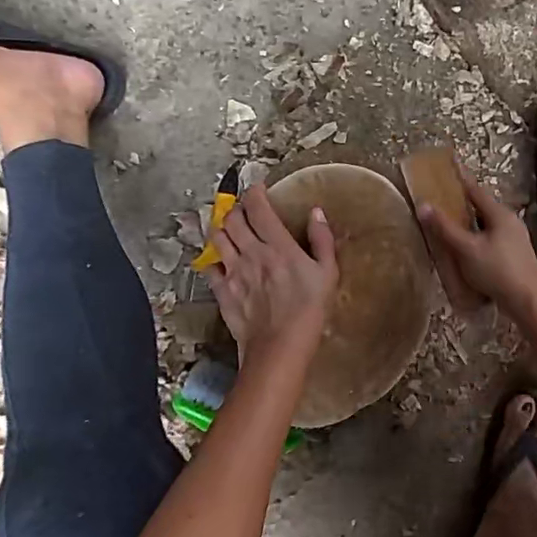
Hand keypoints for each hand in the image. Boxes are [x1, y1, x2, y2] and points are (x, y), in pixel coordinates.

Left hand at [207, 185, 339, 366]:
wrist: (279, 348)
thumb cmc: (309, 312)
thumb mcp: (327, 274)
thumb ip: (322, 240)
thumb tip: (316, 212)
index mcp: (277, 245)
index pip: (258, 207)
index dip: (255, 192)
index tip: (258, 189)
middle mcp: (250, 252)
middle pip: (232, 218)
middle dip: (237, 208)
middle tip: (245, 210)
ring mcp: (232, 271)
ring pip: (217, 236)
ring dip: (222, 228)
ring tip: (230, 229)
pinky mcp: (221, 290)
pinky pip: (209, 266)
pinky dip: (213, 258)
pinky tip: (221, 260)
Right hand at [416, 166, 536, 317]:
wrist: (527, 301)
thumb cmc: (496, 271)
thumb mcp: (466, 249)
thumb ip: (445, 228)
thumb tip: (423, 206)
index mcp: (500, 215)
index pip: (476, 191)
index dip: (461, 178)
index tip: (450, 165)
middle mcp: (510, 222)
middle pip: (482, 206)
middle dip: (463, 201)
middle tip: (444, 196)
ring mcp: (515, 238)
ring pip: (487, 223)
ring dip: (470, 220)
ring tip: (451, 221)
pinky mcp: (515, 254)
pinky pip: (491, 236)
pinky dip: (477, 234)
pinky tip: (467, 245)